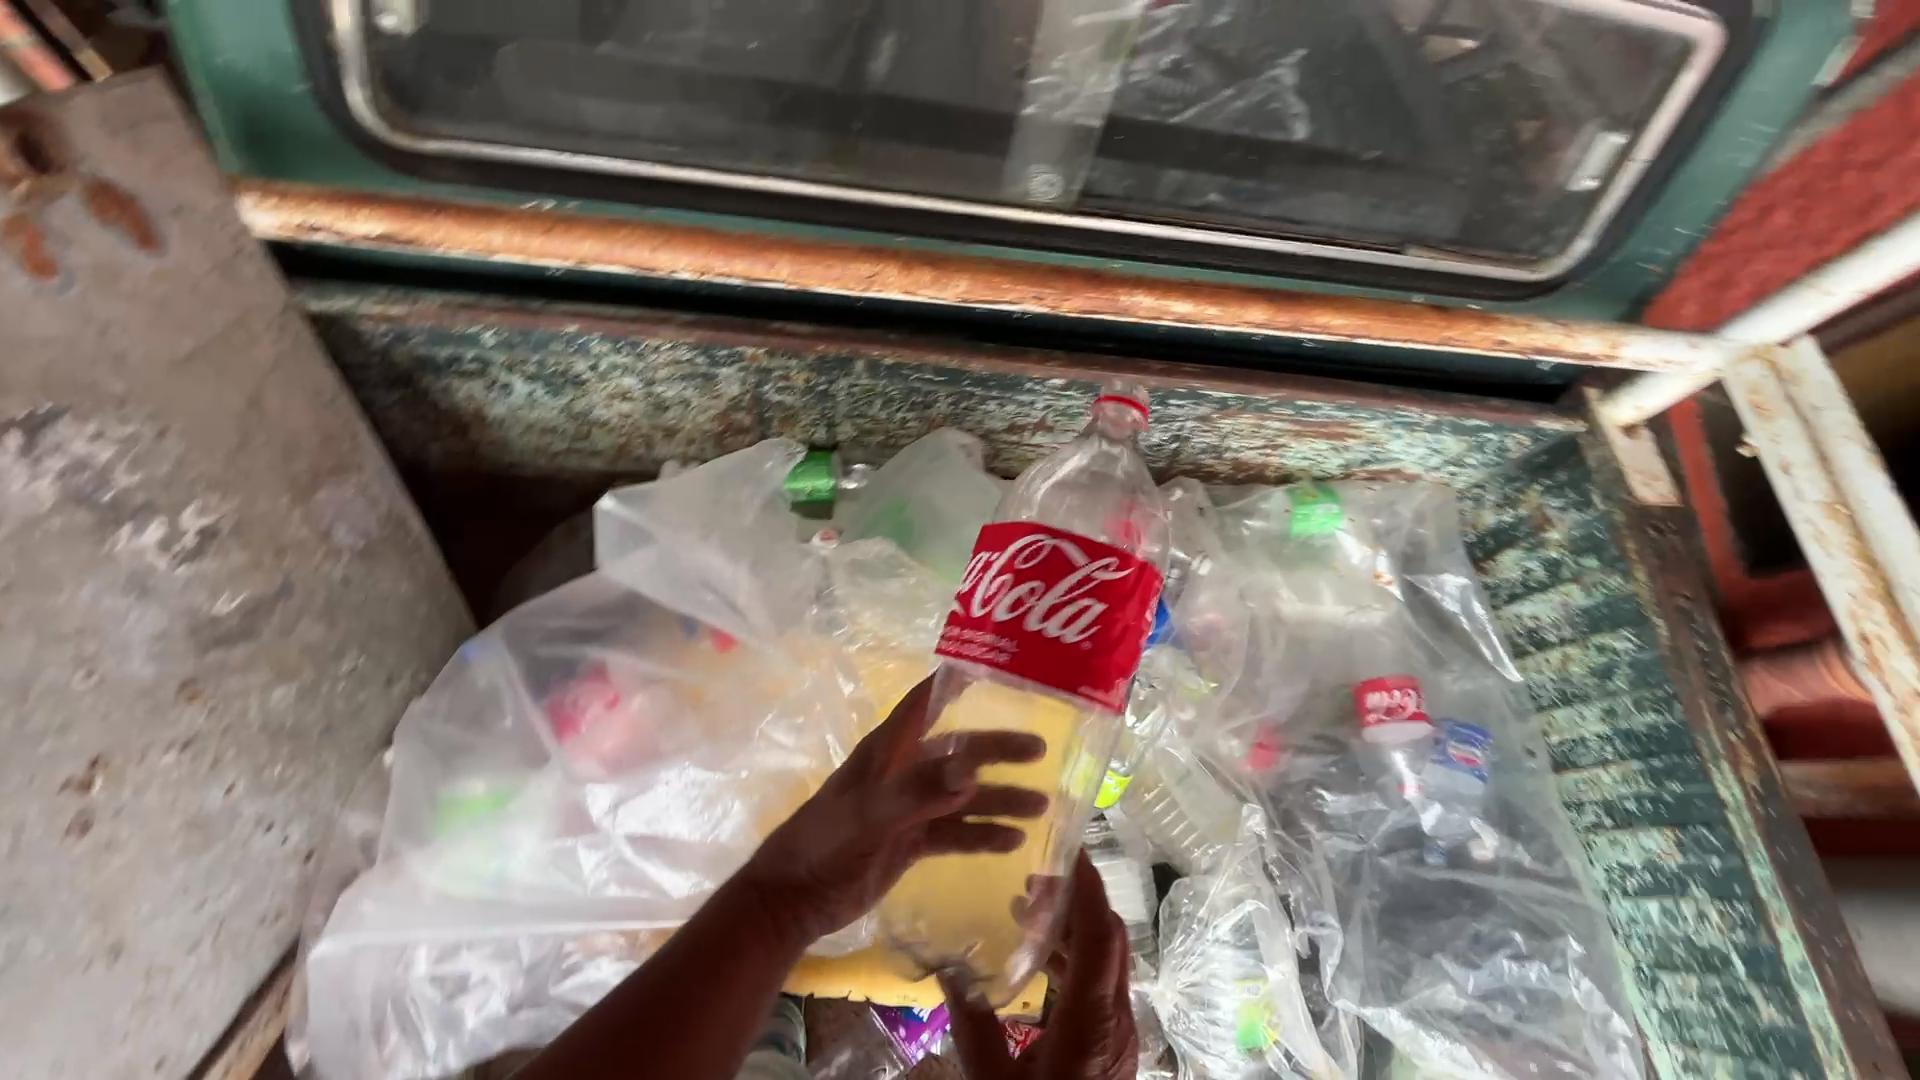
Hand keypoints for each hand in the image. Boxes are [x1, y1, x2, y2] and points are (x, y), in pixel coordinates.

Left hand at [739, 676, 1049, 943]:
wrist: (793, 899)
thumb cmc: (824, 844)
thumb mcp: (869, 815)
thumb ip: (916, 791)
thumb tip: (970, 768)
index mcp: (887, 751)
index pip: (924, 703)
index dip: (954, 682)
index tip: (996, 670)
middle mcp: (902, 772)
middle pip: (957, 751)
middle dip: (996, 749)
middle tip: (1040, 749)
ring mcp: (909, 808)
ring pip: (962, 796)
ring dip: (999, 798)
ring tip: (1040, 805)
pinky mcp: (911, 841)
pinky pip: (955, 832)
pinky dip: (983, 834)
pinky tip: (1012, 841)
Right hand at [944, 853, 1138, 1079]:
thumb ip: (973, 1024)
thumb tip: (948, 969)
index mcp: (1090, 1020)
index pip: (1100, 934)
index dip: (1088, 887)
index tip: (1067, 851)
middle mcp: (1115, 1018)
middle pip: (1109, 939)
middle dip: (1077, 899)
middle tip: (1035, 876)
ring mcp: (1120, 1032)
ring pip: (1106, 960)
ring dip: (1072, 929)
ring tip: (1026, 909)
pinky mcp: (1114, 1045)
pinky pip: (1100, 983)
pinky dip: (1074, 959)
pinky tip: (1037, 960)